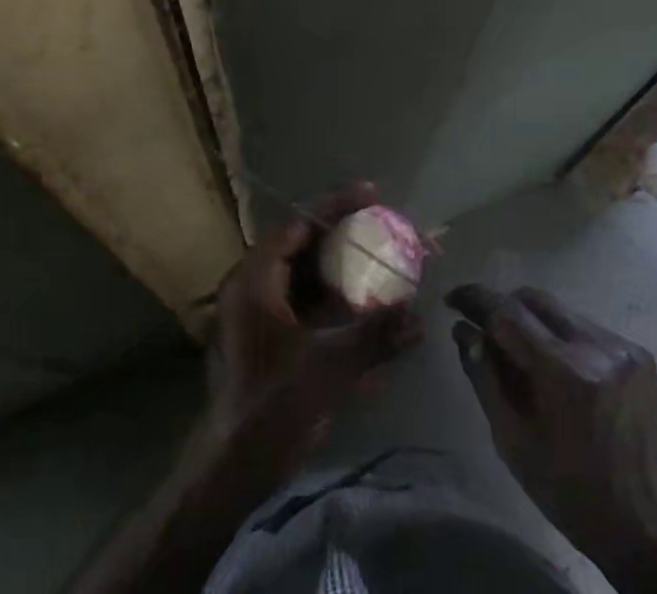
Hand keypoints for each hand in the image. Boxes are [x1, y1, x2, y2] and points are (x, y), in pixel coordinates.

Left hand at [200, 185, 422, 489]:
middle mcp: (253, 287)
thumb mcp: (328, 366)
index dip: (334, 206)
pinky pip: (306, 299)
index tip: (372, 194)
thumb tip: (418, 315)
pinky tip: (368, 297)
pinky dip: (335, 294)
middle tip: (384, 223)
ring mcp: (261, 311)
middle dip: (343, 233)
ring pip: (305, 272)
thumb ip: (375, 336)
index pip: (297, 226)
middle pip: (302, 245)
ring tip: (382, 253)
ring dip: (342, 263)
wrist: (237, 460)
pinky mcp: (272, 333)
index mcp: (254, 281)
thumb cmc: (274, 404)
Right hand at [448, 285, 656, 592]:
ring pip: (560, 311)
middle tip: (480, 325)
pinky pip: (585, 328)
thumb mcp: (512, 439)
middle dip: (502, 305)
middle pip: (535, 300)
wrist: (649, 524)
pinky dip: (559, 336)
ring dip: (531, 320)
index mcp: (565, 373)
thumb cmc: (570, 490)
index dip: (475, 299)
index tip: (452, 299)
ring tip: (516, 352)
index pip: (509, 313)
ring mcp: (623, 348)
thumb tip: (463, 330)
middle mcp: (598, 347)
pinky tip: (553, 366)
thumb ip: (484, 376)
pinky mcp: (639, 356)